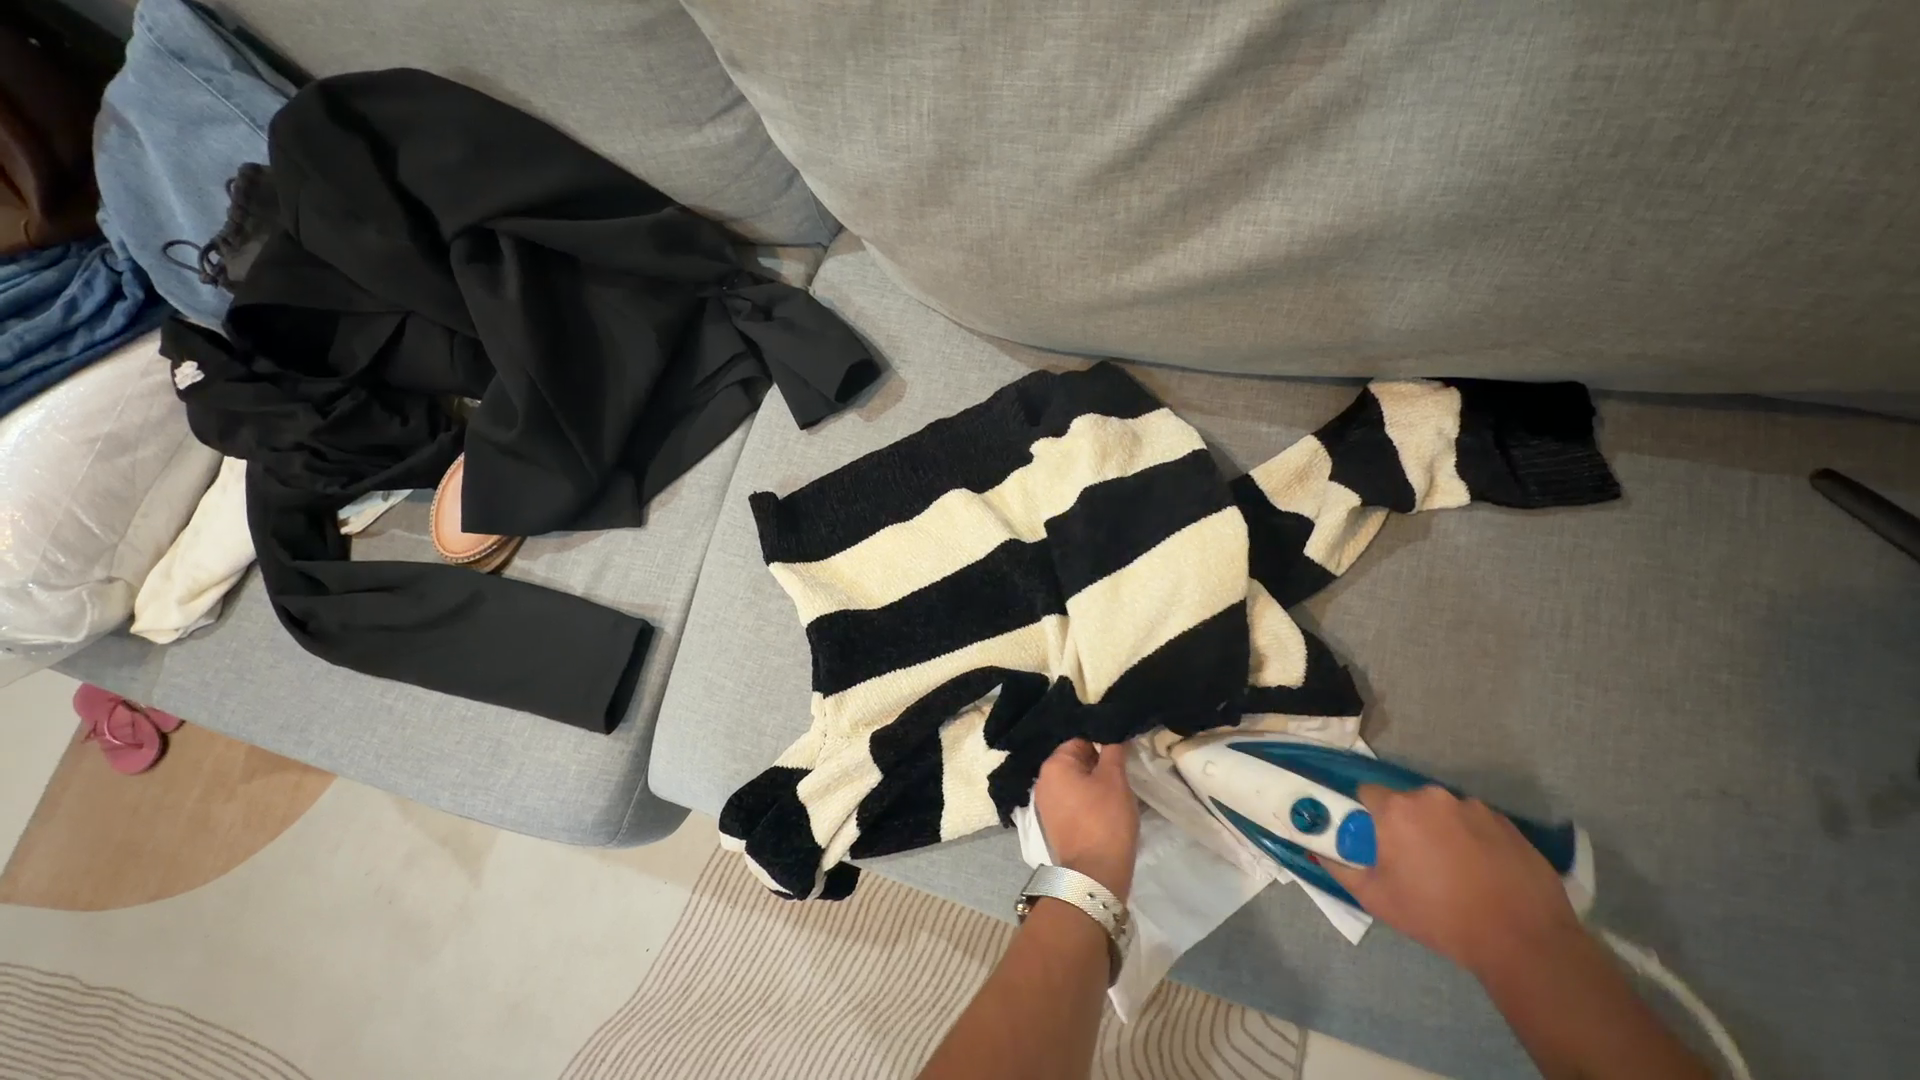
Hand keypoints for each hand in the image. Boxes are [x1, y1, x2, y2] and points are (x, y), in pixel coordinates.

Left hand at [1033, 739, 1139, 901]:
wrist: (1095, 873)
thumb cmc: (1105, 819)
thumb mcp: (1114, 778)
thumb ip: (1113, 749)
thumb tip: (1113, 732)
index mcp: (1053, 765)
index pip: (1080, 740)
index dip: (1103, 742)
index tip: (1122, 750)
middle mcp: (1043, 781)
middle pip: (1075, 760)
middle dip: (1098, 763)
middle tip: (1123, 770)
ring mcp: (1046, 804)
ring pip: (1075, 782)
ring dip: (1094, 783)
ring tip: (1117, 789)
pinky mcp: (1054, 823)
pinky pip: (1072, 801)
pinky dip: (1087, 800)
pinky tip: (1106, 807)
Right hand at [1322, 785, 1582, 978]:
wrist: (1522, 939)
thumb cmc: (1438, 916)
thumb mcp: (1375, 898)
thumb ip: (1339, 867)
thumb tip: (1316, 849)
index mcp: (1396, 810)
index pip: (1365, 794)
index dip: (1364, 817)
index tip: (1372, 843)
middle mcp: (1433, 797)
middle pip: (1405, 802)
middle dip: (1402, 825)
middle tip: (1410, 863)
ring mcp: (1474, 807)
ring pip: (1441, 812)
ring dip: (1437, 831)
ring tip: (1451, 871)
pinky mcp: (1507, 822)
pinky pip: (1474, 823)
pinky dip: (1470, 839)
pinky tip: (1480, 873)